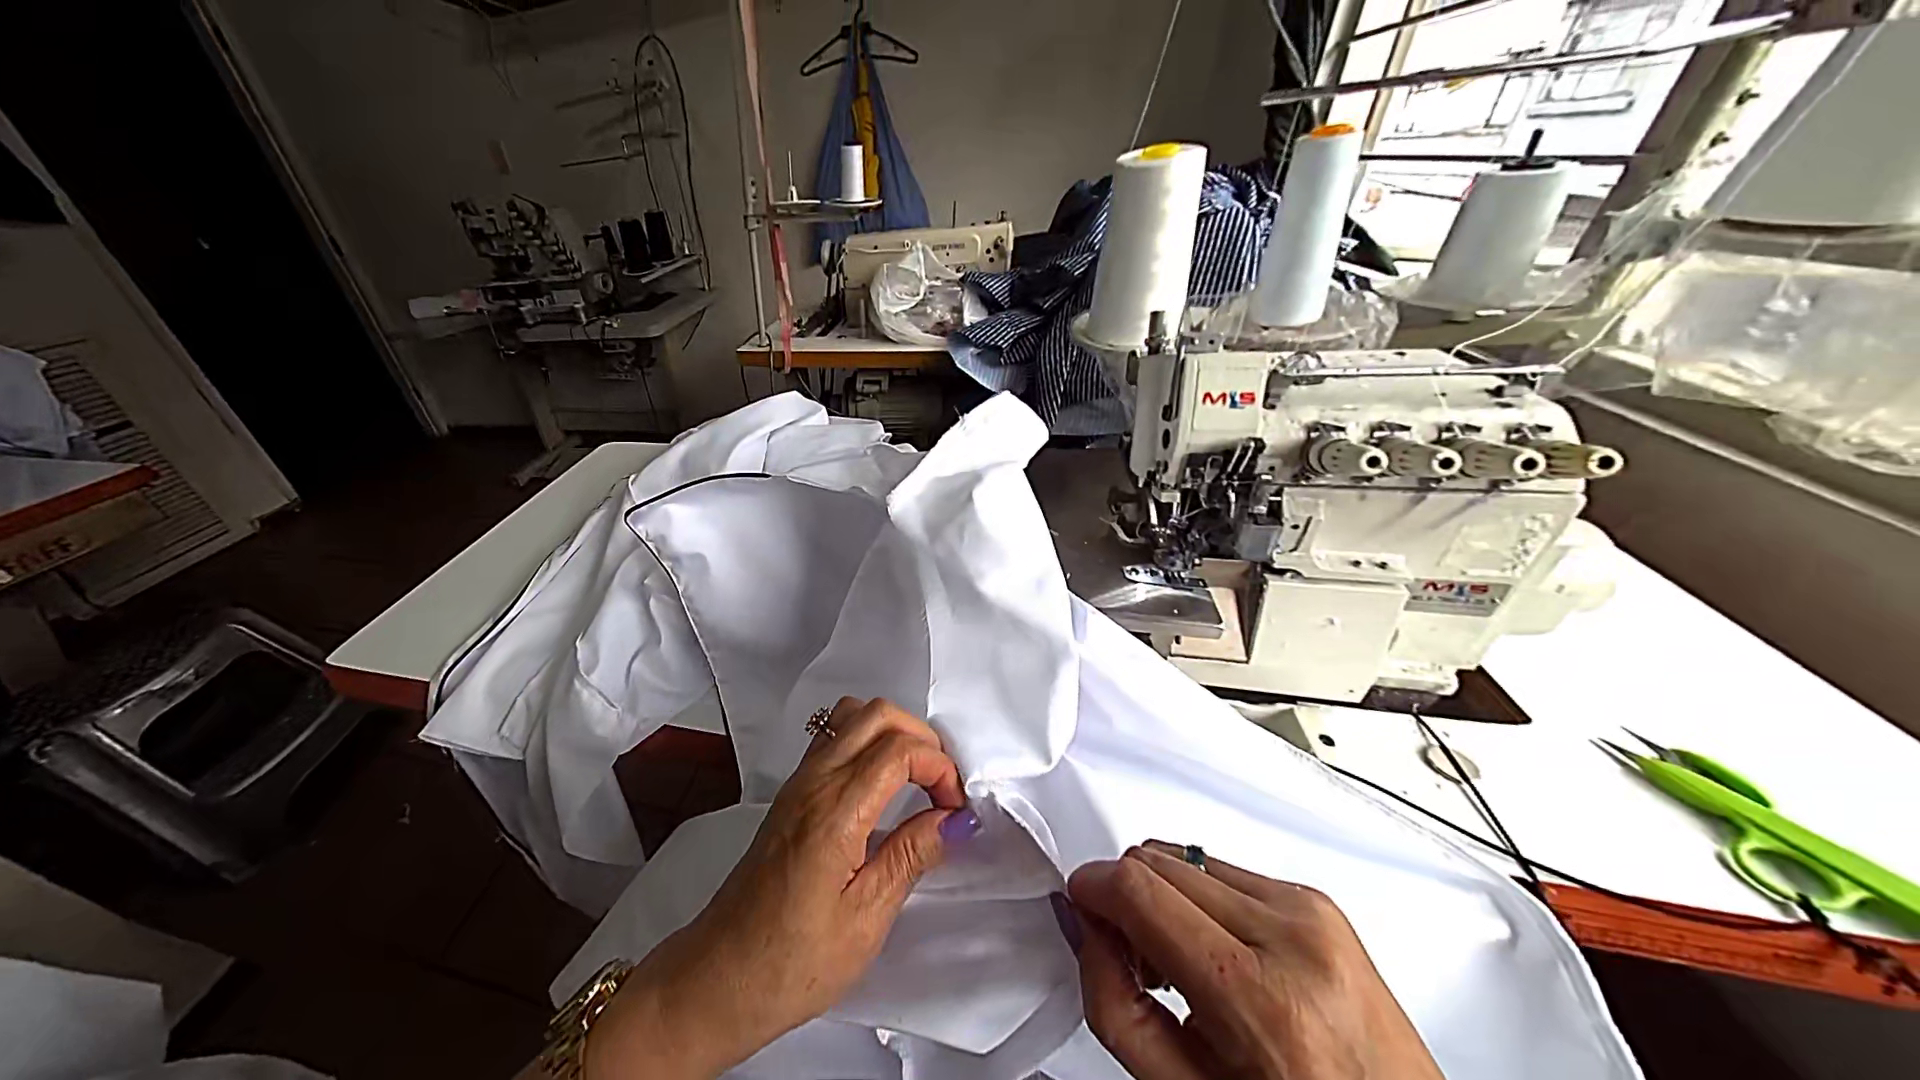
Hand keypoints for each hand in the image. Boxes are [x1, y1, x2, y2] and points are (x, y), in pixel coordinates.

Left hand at [582, 698, 974, 1079]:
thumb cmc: (789, 965)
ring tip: (917, 781)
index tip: (955, 809)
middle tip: (942, 787)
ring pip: (854, 715)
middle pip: (878, 714)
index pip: (899, 749)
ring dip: (895, 734)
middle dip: (923, 740)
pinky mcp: (792, 794)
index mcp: (833, 813)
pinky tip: (884, 786)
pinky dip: (870, 741)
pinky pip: (835, 737)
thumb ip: (911, 855)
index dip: (940, 768)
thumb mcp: (864, 920)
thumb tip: (955, 819)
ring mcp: (798, 783)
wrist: (716, 980)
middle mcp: (813, 783)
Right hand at [1062, 842, 1442, 1079]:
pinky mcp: (1319, 901)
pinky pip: (1226, 868)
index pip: (1140, 889)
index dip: (1093, 888)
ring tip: (1181, 962)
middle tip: (1133, 955)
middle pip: (1159, 862)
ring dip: (1164, 896)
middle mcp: (1291, 936)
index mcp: (1258, 998)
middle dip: (1126, 896)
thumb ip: (1114, 1003)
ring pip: (1188, 857)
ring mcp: (1311, 912)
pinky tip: (1217, 952)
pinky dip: (1202, 898)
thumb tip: (1088, 926)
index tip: (1083, 904)